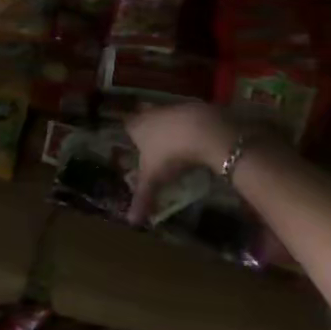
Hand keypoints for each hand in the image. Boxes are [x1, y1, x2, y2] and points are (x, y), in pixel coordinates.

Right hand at [124, 102, 238, 224]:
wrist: (204, 131)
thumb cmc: (170, 153)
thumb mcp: (154, 178)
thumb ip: (142, 198)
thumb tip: (131, 222)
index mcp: (136, 126)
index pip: (126, 124)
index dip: (128, 131)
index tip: (131, 139)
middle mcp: (151, 113)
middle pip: (144, 116)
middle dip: (147, 127)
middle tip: (151, 141)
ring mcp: (174, 108)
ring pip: (165, 115)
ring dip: (168, 125)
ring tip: (173, 141)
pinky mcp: (196, 107)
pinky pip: (186, 116)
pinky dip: (188, 125)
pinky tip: (194, 138)